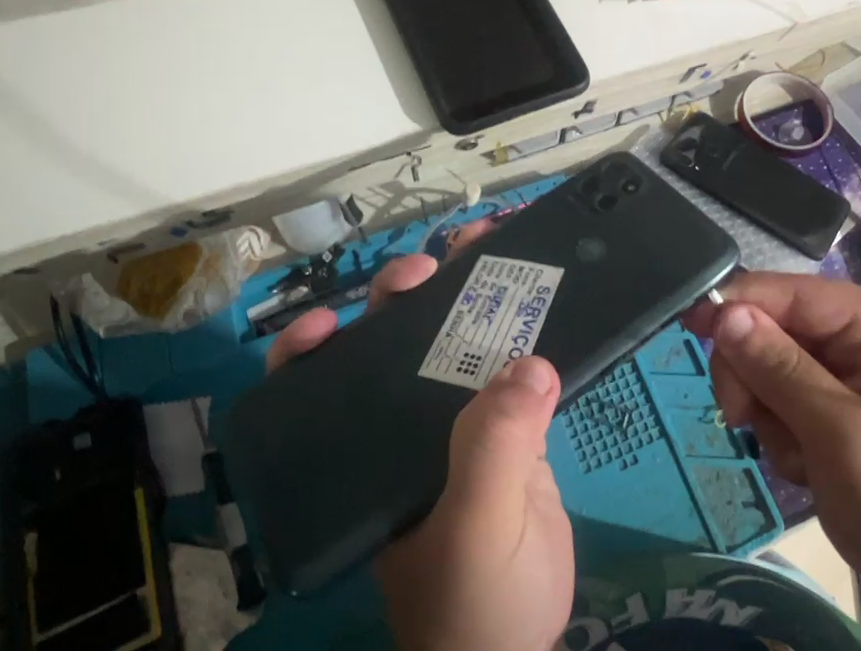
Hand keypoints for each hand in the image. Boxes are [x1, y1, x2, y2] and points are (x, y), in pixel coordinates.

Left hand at [265, 222, 573, 650]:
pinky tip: (546, 301)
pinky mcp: (512, 434)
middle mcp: (404, 431)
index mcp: (367, 455)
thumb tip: (529, 362)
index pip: (320, 390)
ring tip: (496, 250)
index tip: (330, 317)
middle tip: (435, 264)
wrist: (520, 649)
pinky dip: (528, 335)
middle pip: (394, 348)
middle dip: (405, 297)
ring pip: (459, 348)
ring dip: (475, 299)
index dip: (313, 347)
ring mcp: (461, 429)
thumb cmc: (473, 602)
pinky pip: (516, 374)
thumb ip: (494, 448)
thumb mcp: (475, 527)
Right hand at [683, 273, 860, 637]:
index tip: (691, 324)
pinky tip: (807, 468)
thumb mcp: (845, 437)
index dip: (745, 301)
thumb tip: (725, 314)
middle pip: (777, 326)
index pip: (802, 293)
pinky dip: (779, 434)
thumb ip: (782, 372)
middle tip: (741, 417)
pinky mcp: (833, 409)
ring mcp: (850, 376)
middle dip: (754, 373)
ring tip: (799, 458)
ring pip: (768, 366)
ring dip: (767, 412)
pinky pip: (778, 400)